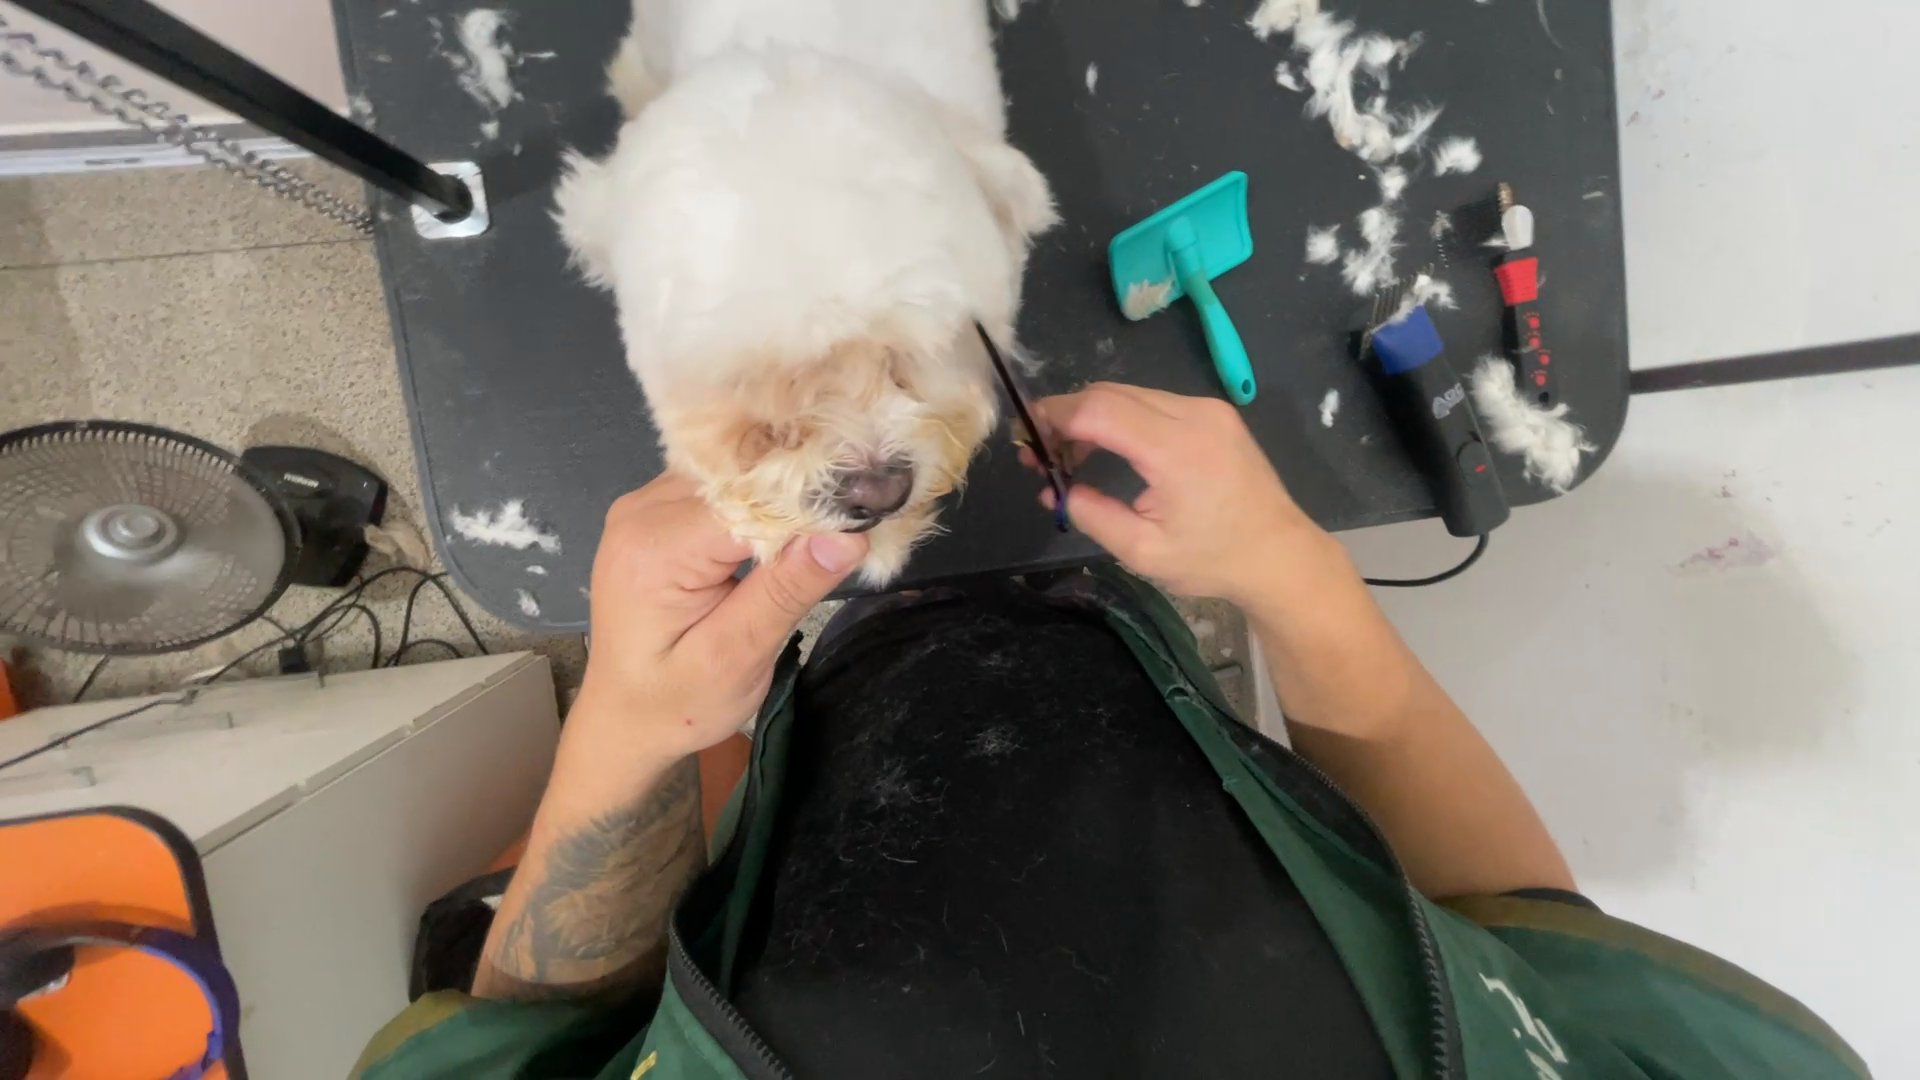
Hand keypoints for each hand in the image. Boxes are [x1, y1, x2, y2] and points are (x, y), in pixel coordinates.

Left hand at [571, 474, 867, 766]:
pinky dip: (763, 494)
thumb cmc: (676, 703)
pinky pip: (722, 484)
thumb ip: (786, 592)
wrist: (622, 720)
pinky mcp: (660, 512)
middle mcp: (644, 510)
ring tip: (837, 506)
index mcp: (655, 546)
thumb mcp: (736, 658)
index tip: (868, 507)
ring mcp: (647, 505)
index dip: (810, 499)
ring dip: (785, 486)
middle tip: (866, 498)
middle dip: (803, 485)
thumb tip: (848, 536)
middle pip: (741, 473)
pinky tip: (795, 513)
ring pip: (734, 470)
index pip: (749, 497)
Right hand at [1029, 383, 1336, 605]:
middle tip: (1040, 453)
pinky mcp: (1213, 414)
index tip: (1026, 439)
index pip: (1098, 410)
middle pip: (1110, 394)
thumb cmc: (1213, 560)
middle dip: (1066, 416)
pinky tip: (1106, 448)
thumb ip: (1092, 514)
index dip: (1054, 417)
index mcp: (1177, 450)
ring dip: (1091, 417)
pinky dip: (1118, 418)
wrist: (1280, 555)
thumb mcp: (1142, 551)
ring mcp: (1207, 409)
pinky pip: (1151, 403)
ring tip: (1068, 456)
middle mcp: (1194, 415)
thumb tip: (1056, 489)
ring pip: (1128, 394)